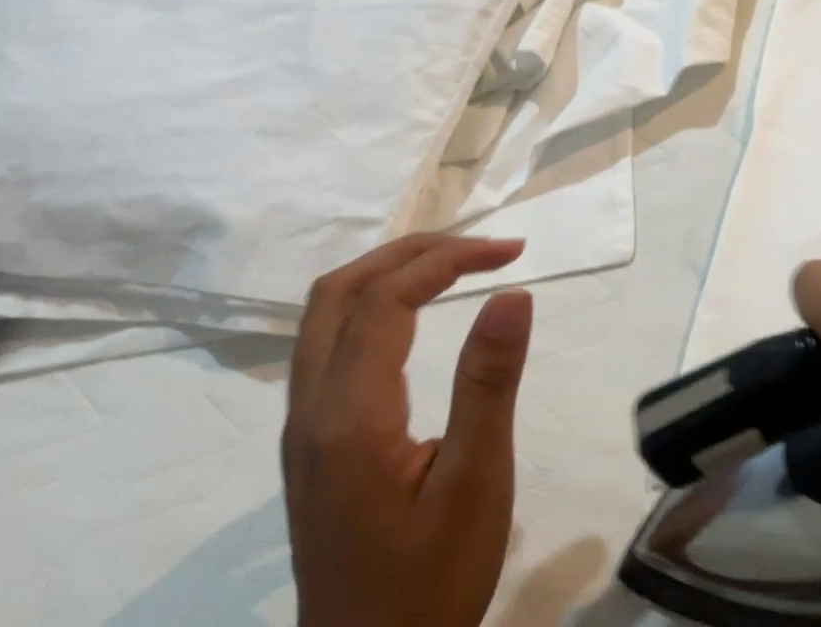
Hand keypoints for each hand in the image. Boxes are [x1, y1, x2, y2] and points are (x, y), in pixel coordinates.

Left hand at [283, 235, 533, 626]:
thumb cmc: (434, 574)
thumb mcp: (477, 480)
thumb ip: (489, 382)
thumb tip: (514, 294)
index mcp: (349, 416)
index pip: (386, 302)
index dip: (449, 260)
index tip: (516, 252)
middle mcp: (310, 411)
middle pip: (336, 294)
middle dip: (410, 251)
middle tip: (484, 246)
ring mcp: (304, 430)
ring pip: (325, 319)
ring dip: (388, 274)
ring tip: (457, 266)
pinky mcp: (316, 445)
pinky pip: (330, 348)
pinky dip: (376, 307)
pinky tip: (416, 319)